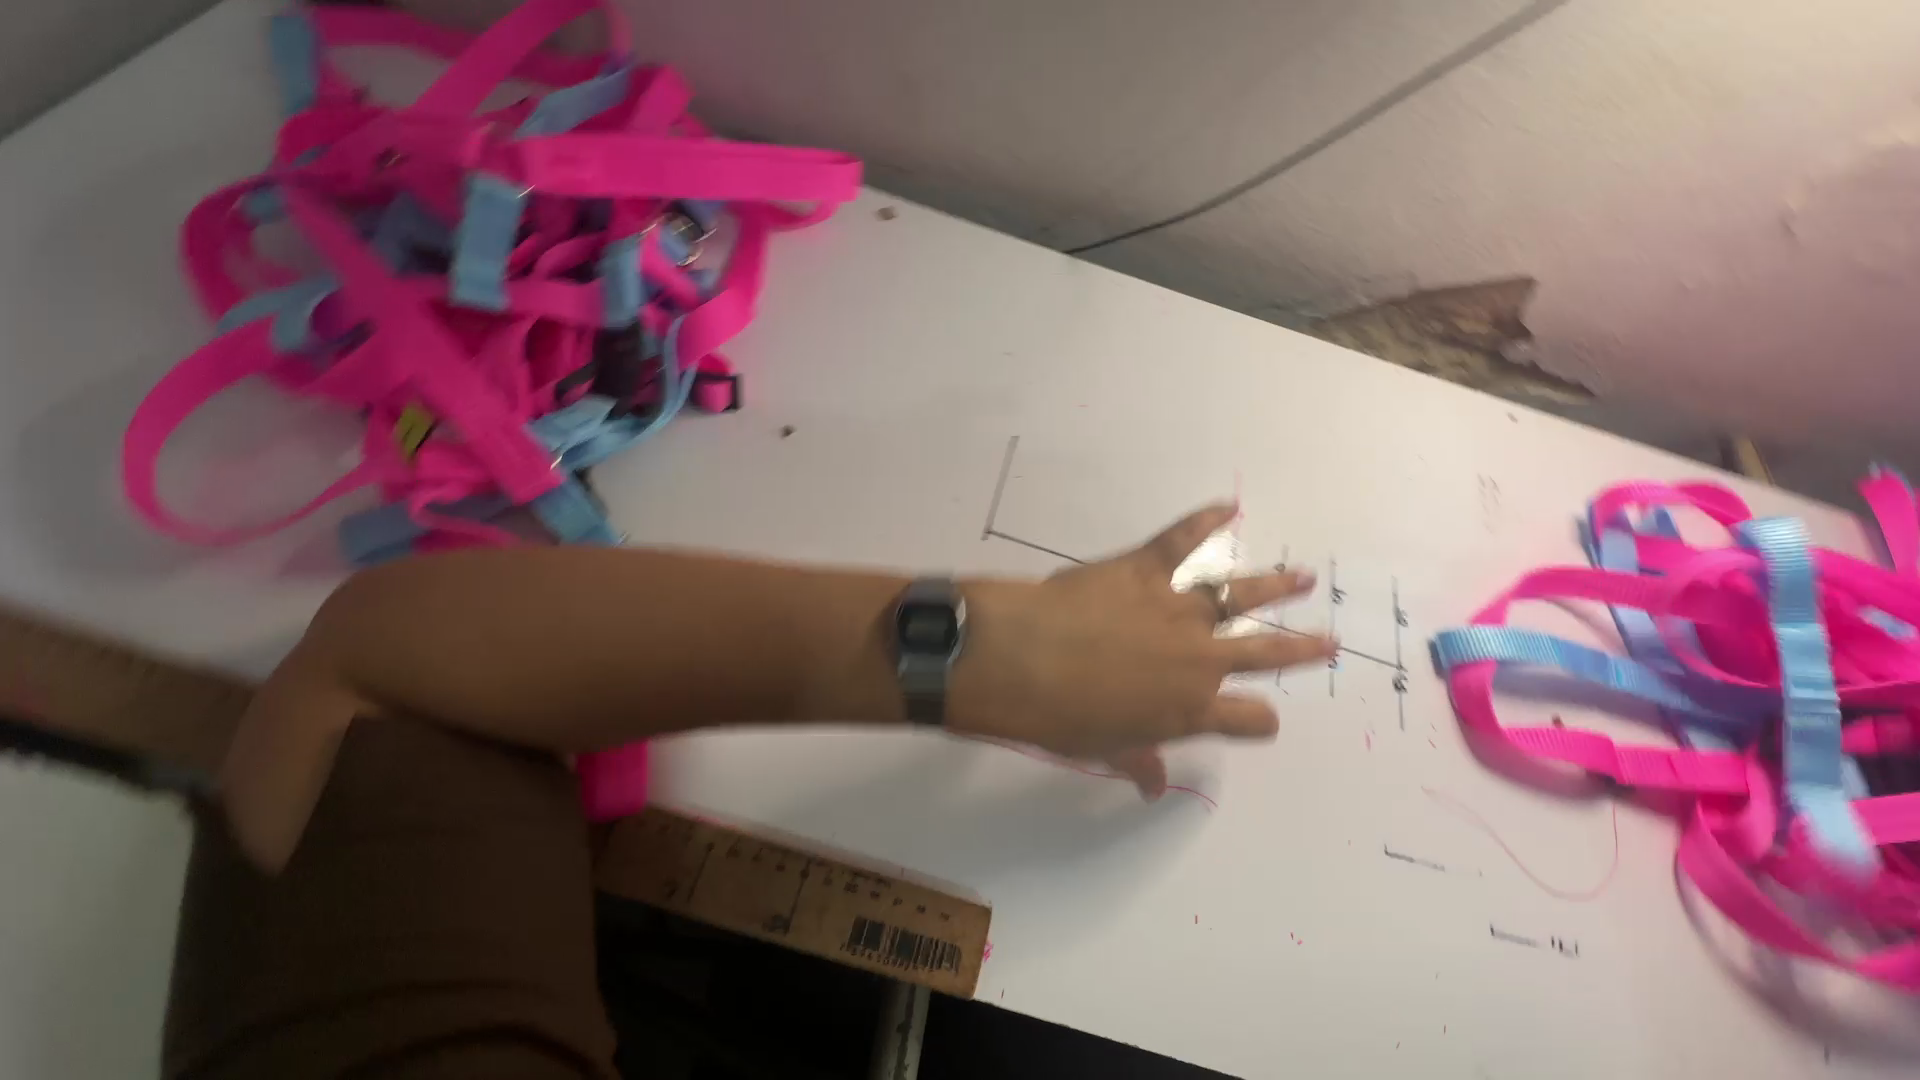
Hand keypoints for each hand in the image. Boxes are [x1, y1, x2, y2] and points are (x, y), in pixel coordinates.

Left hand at [948, 504, 1336, 797]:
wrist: (1022, 662)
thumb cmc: (1059, 718)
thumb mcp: (1103, 750)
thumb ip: (1138, 762)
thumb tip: (1154, 788)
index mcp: (1189, 711)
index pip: (1246, 719)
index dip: (1258, 721)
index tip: (1265, 719)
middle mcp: (1197, 660)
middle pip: (1263, 654)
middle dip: (1299, 649)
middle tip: (1328, 642)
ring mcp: (1175, 609)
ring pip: (1237, 596)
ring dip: (1274, 585)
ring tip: (1302, 577)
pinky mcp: (1145, 568)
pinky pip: (1182, 539)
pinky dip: (1205, 521)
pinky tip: (1227, 508)